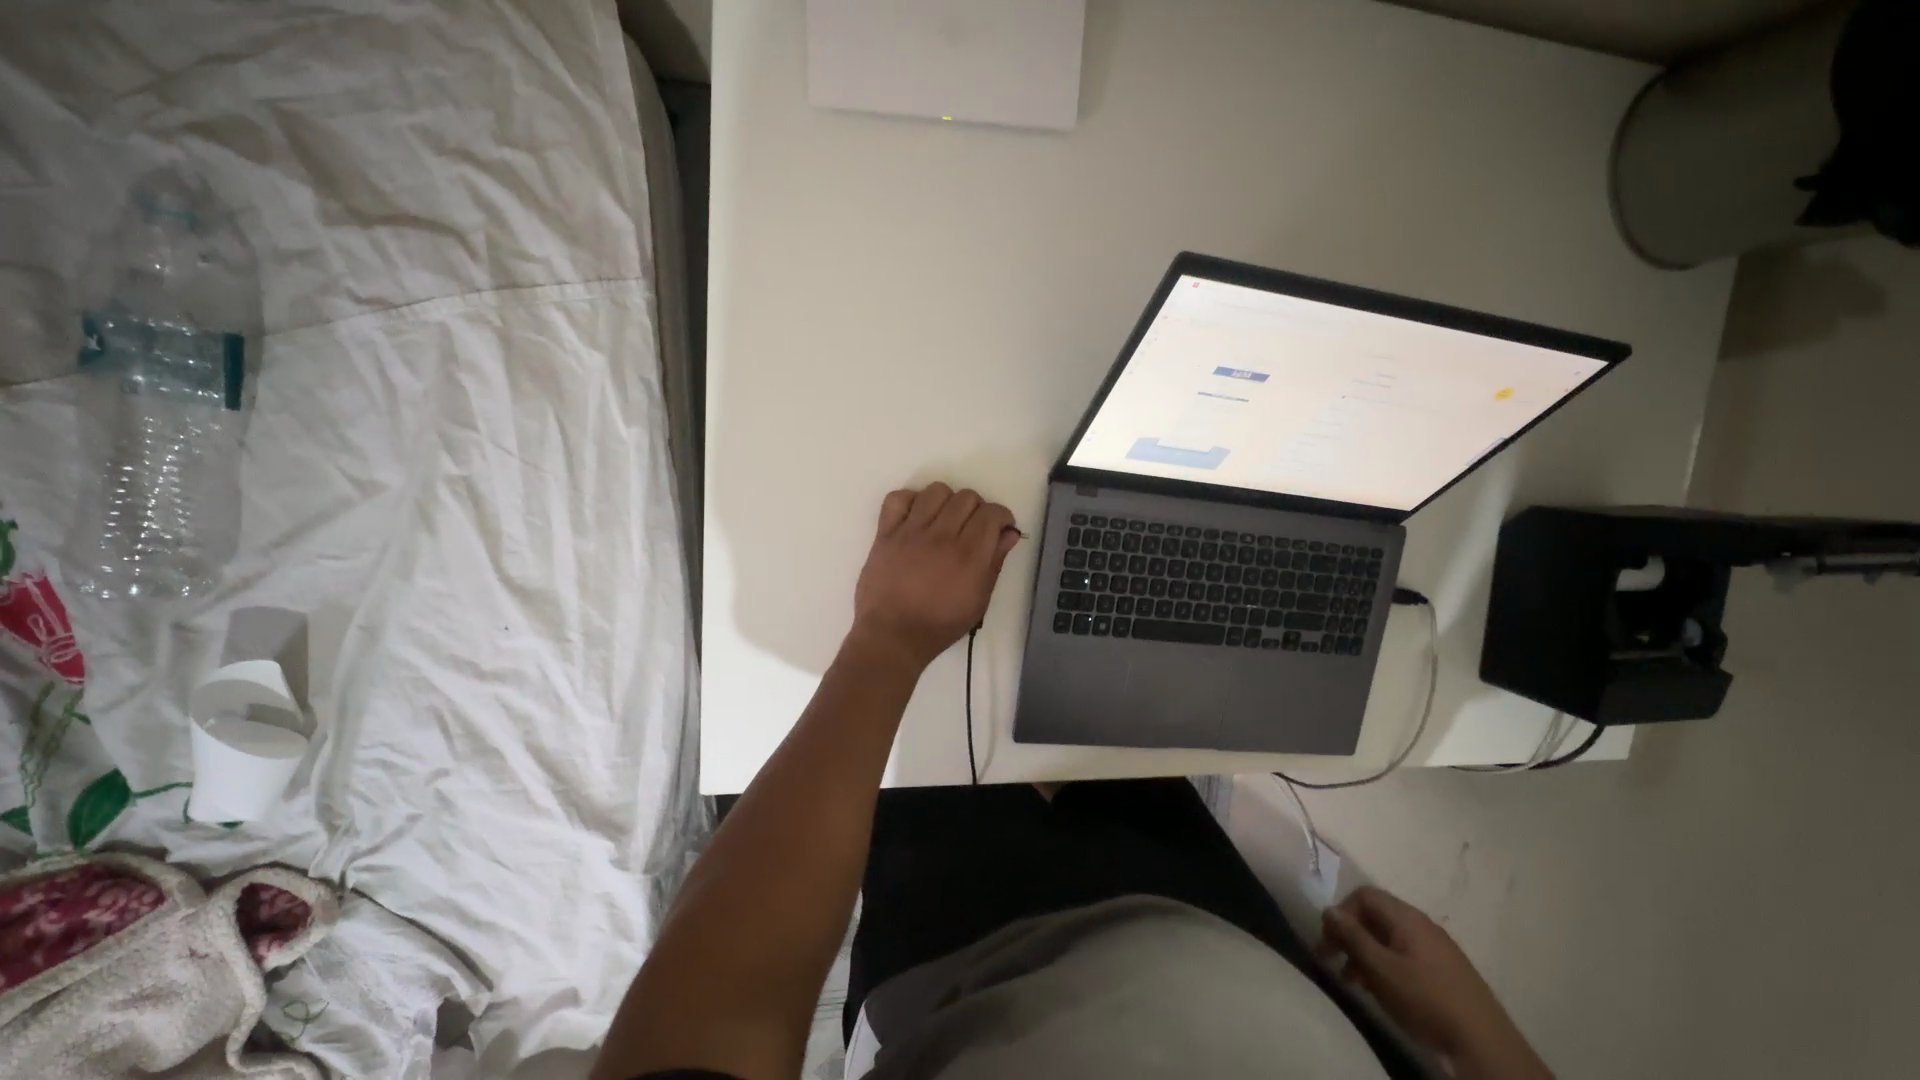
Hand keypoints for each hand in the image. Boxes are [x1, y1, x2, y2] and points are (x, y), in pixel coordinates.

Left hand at [851, 483, 1019, 669]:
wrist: (892, 636)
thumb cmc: (939, 625)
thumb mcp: (979, 601)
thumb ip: (995, 562)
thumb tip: (1008, 534)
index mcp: (969, 555)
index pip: (992, 512)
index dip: (1001, 517)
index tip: (998, 529)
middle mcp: (942, 536)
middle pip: (967, 497)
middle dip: (976, 509)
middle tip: (971, 529)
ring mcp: (911, 532)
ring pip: (936, 491)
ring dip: (946, 501)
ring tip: (943, 521)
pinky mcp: (885, 533)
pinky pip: (898, 498)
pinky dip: (910, 501)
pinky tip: (915, 518)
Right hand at [1318, 887, 1550, 1079]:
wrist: (1482, 1043)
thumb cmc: (1424, 999)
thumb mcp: (1380, 968)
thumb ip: (1352, 936)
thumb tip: (1329, 909)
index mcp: (1407, 918)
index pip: (1364, 895)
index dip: (1341, 912)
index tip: (1328, 940)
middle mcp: (1423, 926)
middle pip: (1376, 916)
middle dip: (1349, 935)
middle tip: (1330, 961)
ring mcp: (1437, 949)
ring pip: (1389, 939)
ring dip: (1364, 954)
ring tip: (1352, 982)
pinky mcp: (1445, 971)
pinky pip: (1405, 956)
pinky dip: (1385, 966)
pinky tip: (1381, 990)